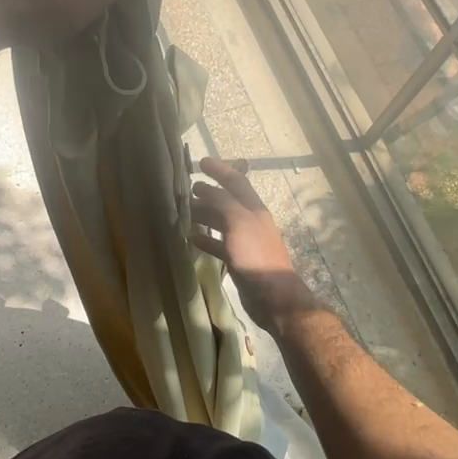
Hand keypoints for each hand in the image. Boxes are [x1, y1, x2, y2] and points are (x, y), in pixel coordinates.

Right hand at [191, 157, 319, 335]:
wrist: (273, 296)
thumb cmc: (255, 254)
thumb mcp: (238, 221)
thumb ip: (221, 201)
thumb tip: (204, 187)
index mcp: (253, 208)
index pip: (236, 181)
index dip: (220, 169)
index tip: (201, 162)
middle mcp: (249, 221)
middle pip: (226, 200)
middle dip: (208, 192)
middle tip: (187, 190)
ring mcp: (244, 240)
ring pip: (221, 221)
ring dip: (204, 214)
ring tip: (184, 213)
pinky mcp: (238, 259)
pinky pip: (219, 243)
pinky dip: (206, 238)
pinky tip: (193, 239)